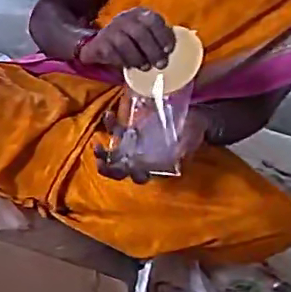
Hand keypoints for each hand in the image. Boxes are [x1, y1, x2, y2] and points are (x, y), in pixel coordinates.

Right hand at [77, 6, 173, 70]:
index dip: (163, 35)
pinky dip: (123, 61)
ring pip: (125, 43)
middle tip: (161, 65)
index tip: (169, 50)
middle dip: (152, 50)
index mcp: (139, 14)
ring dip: (137, 57)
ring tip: (146, 68)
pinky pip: (112, 53)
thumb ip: (155, 39)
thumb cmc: (128, 42)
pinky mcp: (99, 42)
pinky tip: (129, 67)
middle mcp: (124, 19)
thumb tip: (174, 54)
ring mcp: (110, 29)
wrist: (97, 43)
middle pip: (140, 32)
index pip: (153, 20)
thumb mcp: (143, 35)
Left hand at [94, 105, 212, 183]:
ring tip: (96, 145)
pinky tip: (109, 114)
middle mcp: (139, 159)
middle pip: (119, 170)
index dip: (133, 175)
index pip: (140, 176)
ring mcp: (132, 146)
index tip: (130, 169)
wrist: (194, 116)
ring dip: (102, 153)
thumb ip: (182, 150)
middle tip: (100, 163)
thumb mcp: (190, 142)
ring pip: (112, 154)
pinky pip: (115, 131)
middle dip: (108, 169)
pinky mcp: (130, 132)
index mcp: (153, 166)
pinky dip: (110, 124)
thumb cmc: (192, 133)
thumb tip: (176, 155)